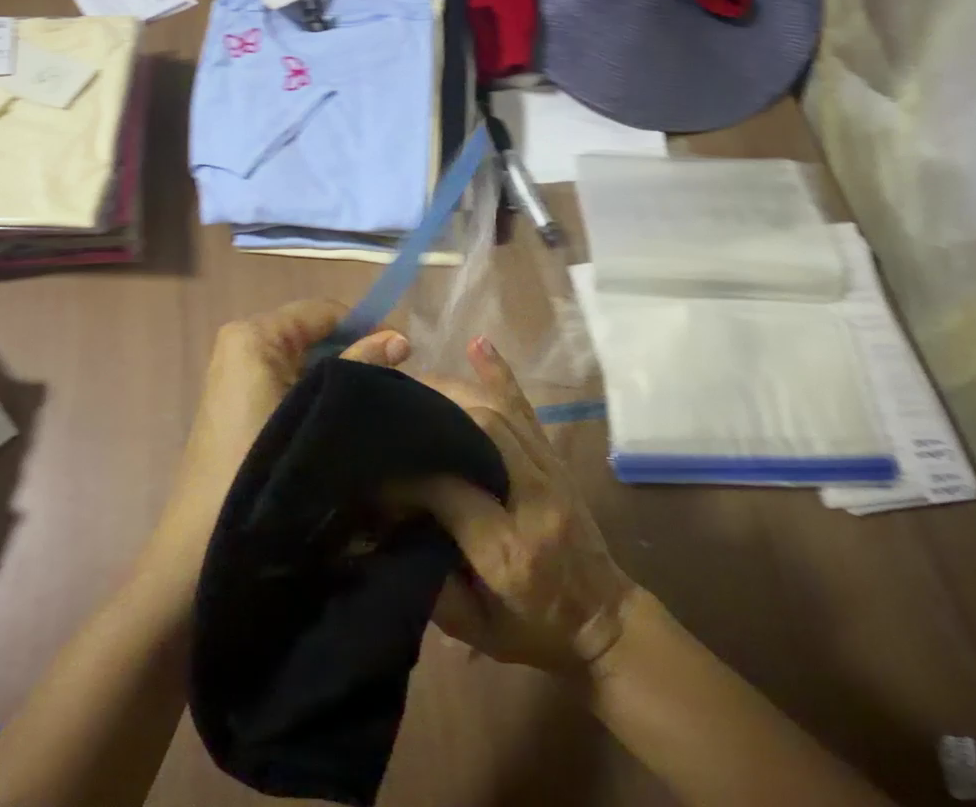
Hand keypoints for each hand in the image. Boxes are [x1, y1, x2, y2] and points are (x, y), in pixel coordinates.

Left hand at [153, 300, 409, 562]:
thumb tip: (399, 339)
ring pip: (303, 363)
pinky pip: (287, 384)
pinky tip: (340, 422)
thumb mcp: (318, 407)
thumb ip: (359, 366)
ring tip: (374, 405)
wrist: (206, 537)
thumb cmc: (265, 462)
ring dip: (338, 378)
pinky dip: (316, 395)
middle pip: (313, 335)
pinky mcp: (238, 406)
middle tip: (395, 383)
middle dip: (354, 353)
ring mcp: (235, 377)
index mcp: (254, 336)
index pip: (323, 311)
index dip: (367, 326)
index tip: (405, 355)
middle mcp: (240, 346)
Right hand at [406, 338, 634, 672]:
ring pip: (501, 412)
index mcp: (509, 549)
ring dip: (453, 389)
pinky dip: (501, 375)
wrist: (605, 624)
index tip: (370, 472)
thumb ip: (427, 585)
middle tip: (384, 403)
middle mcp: (534, 499)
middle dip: (429, 410)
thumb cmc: (534, 631)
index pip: (450, 491)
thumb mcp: (474, 629)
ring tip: (410, 380)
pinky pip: (527, 411)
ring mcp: (551, 474)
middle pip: (481, 431)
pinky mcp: (557, 462)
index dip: (406, 477)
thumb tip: (375, 536)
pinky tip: (478, 344)